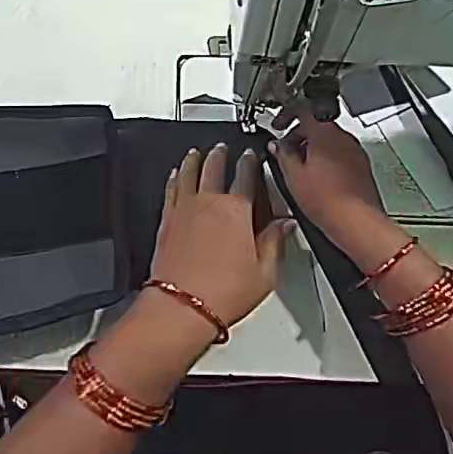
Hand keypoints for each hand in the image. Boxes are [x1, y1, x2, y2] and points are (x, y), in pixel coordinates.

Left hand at [149, 144, 292, 336]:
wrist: (182, 306)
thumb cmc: (222, 293)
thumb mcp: (265, 273)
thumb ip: (275, 243)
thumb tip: (284, 226)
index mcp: (237, 211)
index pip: (246, 176)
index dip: (250, 162)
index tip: (251, 156)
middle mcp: (209, 203)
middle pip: (214, 167)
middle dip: (221, 154)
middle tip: (223, 148)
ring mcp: (185, 209)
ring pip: (189, 172)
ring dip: (194, 160)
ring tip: (197, 152)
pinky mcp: (167, 219)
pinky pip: (171, 189)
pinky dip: (175, 178)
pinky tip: (175, 174)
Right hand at [270, 117, 408, 269]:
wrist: (355, 221)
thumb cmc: (328, 200)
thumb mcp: (293, 175)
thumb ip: (282, 154)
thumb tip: (278, 146)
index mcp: (325, 133)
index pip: (303, 110)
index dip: (286, 115)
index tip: (278, 125)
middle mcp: (343, 138)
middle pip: (317, 124)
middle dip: (298, 134)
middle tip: (285, 150)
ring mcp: (355, 152)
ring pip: (329, 139)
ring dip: (312, 147)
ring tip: (299, 167)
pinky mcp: (361, 165)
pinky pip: (340, 153)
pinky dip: (326, 158)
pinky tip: (316, 178)